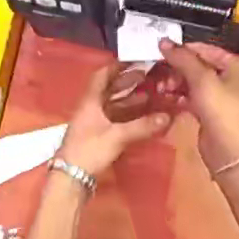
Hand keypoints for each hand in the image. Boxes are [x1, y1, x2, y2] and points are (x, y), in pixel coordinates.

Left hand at [55, 62, 175, 179]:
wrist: (71, 177)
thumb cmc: (89, 150)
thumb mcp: (117, 136)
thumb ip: (142, 126)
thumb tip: (167, 117)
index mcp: (90, 101)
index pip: (102, 75)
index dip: (118, 67)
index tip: (135, 61)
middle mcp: (90, 109)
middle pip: (109, 90)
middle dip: (127, 83)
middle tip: (147, 77)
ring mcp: (92, 123)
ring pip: (112, 106)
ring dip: (129, 100)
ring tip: (149, 96)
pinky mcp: (96, 137)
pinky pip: (114, 120)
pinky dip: (127, 116)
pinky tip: (140, 118)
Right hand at [156, 40, 238, 168]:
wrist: (229, 151)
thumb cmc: (222, 112)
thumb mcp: (202, 79)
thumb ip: (182, 58)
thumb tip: (164, 42)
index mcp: (232, 64)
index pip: (202, 48)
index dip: (181, 50)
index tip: (160, 52)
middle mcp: (226, 77)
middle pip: (195, 65)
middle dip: (175, 69)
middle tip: (159, 73)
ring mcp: (216, 95)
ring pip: (190, 82)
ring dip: (174, 83)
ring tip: (161, 87)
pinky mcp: (207, 112)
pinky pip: (189, 98)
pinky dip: (178, 96)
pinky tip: (166, 97)